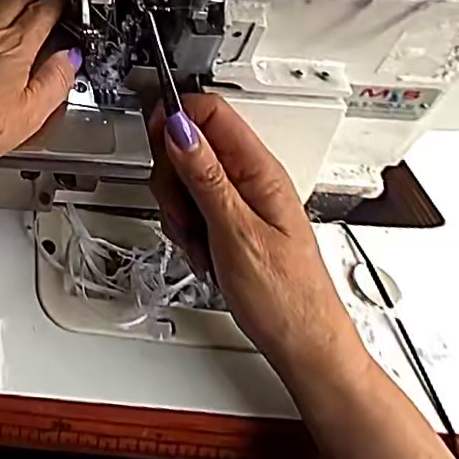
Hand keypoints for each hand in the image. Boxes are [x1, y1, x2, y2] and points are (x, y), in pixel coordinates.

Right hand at [147, 94, 367, 383]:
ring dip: (178, 208)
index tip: (155, 141)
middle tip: (182, 210)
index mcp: (258, 168)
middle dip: (172, 175)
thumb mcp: (236, 233)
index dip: (177, 117)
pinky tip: (201, 250)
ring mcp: (238, 199)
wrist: (304, 347)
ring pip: (185, 178)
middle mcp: (250, 177)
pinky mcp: (229, 221)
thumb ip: (204, 176)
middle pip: (190, 144)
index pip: (211, 111)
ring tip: (197, 238)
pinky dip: (186, 227)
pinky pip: (191, 207)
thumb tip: (181, 128)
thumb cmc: (286, 298)